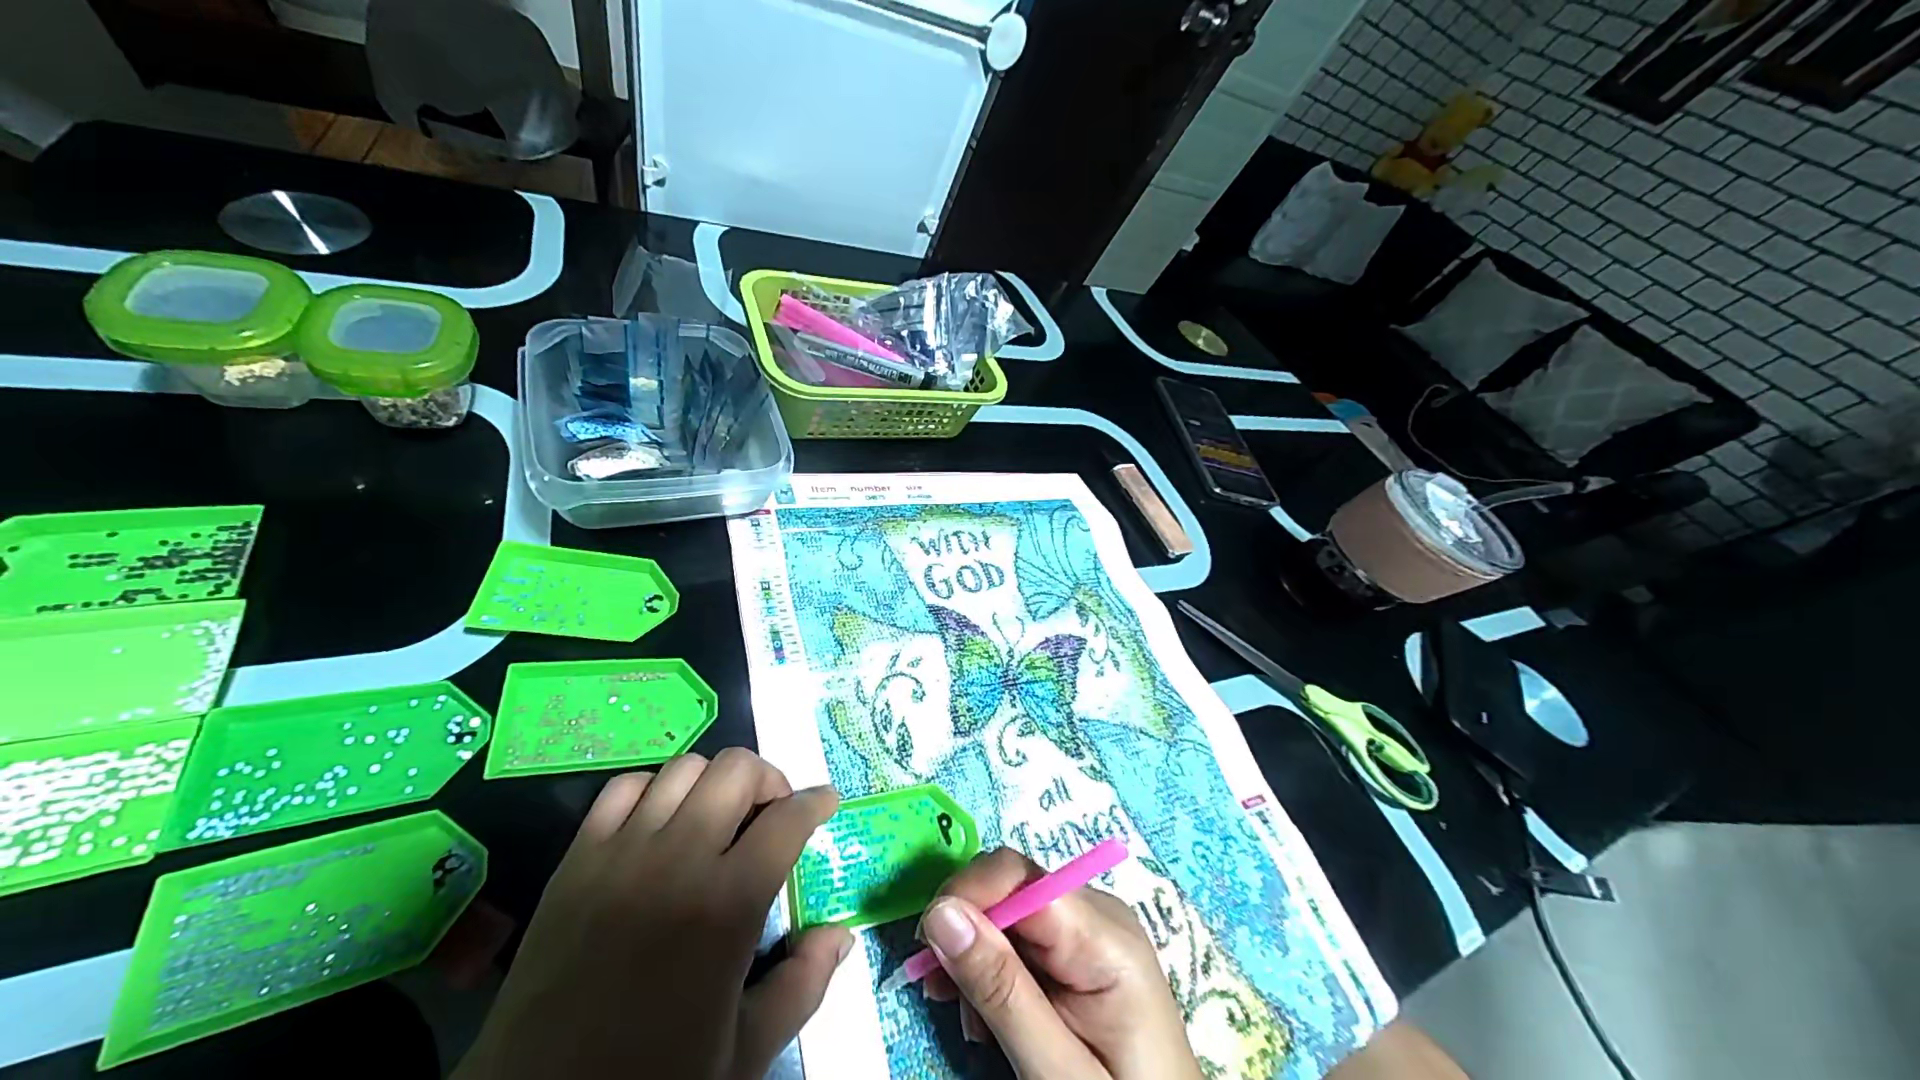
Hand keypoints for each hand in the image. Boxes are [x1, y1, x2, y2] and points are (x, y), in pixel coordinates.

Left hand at [454, 749, 850, 1079]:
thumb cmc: (654, 1073)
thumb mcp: (746, 1049)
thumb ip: (804, 984)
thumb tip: (841, 934)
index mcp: (727, 903)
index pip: (787, 820)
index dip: (817, 802)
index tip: (827, 802)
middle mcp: (678, 859)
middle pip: (736, 770)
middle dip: (768, 781)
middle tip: (772, 814)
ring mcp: (621, 852)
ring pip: (683, 768)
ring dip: (714, 782)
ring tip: (718, 816)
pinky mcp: (576, 859)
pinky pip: (622, 787)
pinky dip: (654, 789)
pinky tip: (660, 822)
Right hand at [917, 848, 1201, 1079]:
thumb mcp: (1055, 1069)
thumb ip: (999, 987)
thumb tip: (940, 911)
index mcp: (1105, 936)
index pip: (1018, 875)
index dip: (965, 898)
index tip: (928, 954)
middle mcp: (1099, 913)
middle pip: (1010, 886)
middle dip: (966, 929)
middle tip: (940, 995)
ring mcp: (1093, 928)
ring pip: (1009, 910)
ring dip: (975, 954)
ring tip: (969, 1019)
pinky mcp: (1083, 948)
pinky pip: (1024, 935)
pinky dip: (994, 967)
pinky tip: (990, 1013)